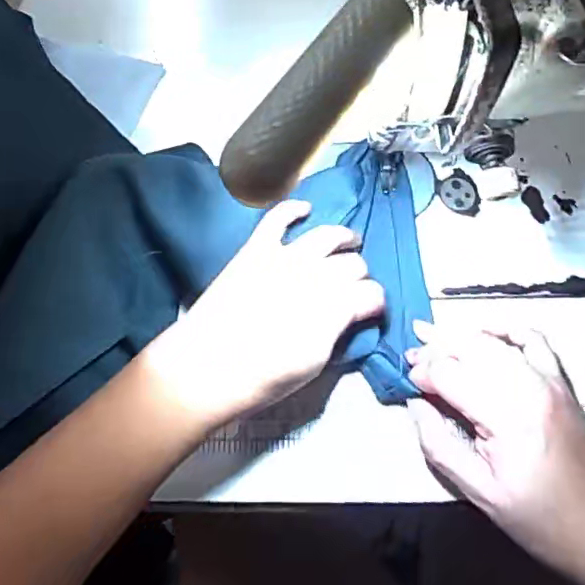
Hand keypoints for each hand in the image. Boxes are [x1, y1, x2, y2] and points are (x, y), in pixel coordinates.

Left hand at [139, 200, 384, 426]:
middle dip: (360, 275)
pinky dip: (293, 209)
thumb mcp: (315, 362)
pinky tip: (304, 209)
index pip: (372, 293)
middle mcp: (315, 273)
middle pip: (353, 264)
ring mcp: (284, 256)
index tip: (371, 312)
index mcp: (335, 305)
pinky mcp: (255, 249)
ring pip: (326, 235)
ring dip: (342, 238)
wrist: (208, 364)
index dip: (376, 303)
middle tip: (354, 285)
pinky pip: (278, 218)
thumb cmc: (264, 375)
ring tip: (347, 243)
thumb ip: (339, 329)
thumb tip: (355, 313)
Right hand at [406, 322, 584, 584]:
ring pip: (492, 341)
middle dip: (434, 350)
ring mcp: (549, 381)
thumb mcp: (479, 493)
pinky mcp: (560, 381)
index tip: (410, 388)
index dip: (421, 375)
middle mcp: (530, 390)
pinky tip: (482, 334)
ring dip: (458, 339)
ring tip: (434, 346)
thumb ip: (438, 443)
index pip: (449, 374)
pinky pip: (531, 338)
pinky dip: (503, 329)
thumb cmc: (542, 521)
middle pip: (468, 348)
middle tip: (413, 361)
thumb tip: (415, 402)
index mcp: (509, 420)